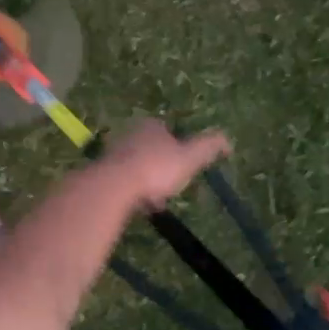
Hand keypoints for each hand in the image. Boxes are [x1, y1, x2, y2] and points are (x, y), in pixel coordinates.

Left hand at [101, 120, 230, 208]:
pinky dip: (131, 191)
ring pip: (135, 166)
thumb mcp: (190, 157)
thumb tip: (228, 141)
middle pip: (150, 149)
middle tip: (169, 187)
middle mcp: (128, 133)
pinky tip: (138, 205)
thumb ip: (209, 147)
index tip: (184, 169)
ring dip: (146, 181)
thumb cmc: (156, 168)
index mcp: (150, 124)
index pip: (168, 132)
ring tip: (154, 201)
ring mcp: (111, 151)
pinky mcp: (100, 171)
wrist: (114, 186)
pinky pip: (122, 181)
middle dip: (161, 168)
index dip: (179, 150)